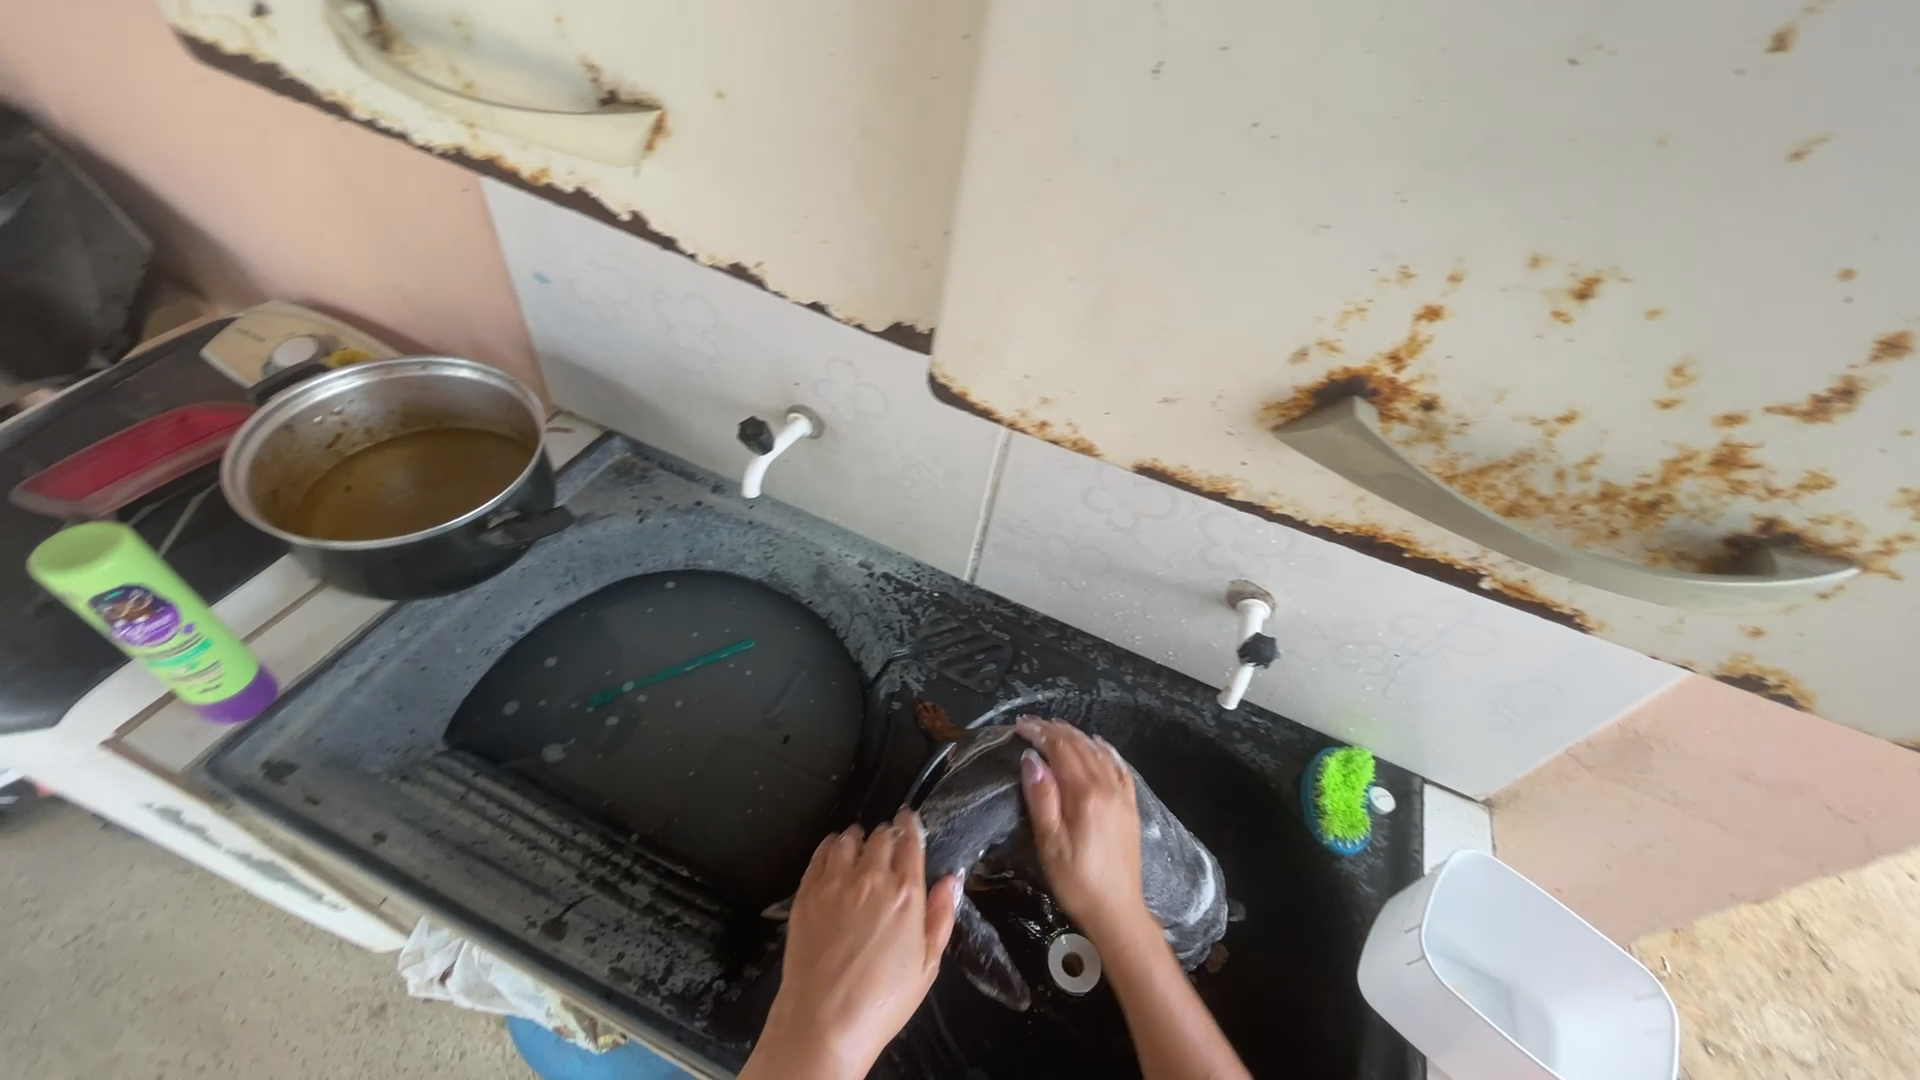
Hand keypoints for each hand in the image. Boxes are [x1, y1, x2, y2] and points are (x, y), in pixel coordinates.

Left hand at [743, 808, 959, 1079]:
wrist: (823, 1023)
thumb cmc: (882, 1001)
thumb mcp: (927, 965)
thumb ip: (940, 916)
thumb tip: (952, 879)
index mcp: (906, 893)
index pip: (910, 841)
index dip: (910, 824)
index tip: (908, 817)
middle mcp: (871, 878)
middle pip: (880, 836)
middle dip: (886, 833)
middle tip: (886, 839)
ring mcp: (835, 882)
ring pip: (848, 839)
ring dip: (857, 836)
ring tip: (858, 841)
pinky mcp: (807, 892)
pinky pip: (820, 854)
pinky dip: (829, 845)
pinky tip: (832, 850)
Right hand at [1016, 717, 1151, 945]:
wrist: (1118, 910)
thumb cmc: (1076, 880)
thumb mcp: (1049, 842)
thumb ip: (1041, 796)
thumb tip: (1032, 758)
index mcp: (1085, 793)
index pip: (1060, 749)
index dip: (1039, 733)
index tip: (1019, 726)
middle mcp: (1107, 786)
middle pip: (1080, 746)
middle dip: (1054, 730)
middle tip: (1030, 723)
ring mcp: (1122, 794)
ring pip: (1098, 752)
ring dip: (1076, 736)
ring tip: (1055, 727)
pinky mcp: (1130, 805)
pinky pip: (1118, 766)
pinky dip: (1104, 749)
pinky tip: (1097, 744)